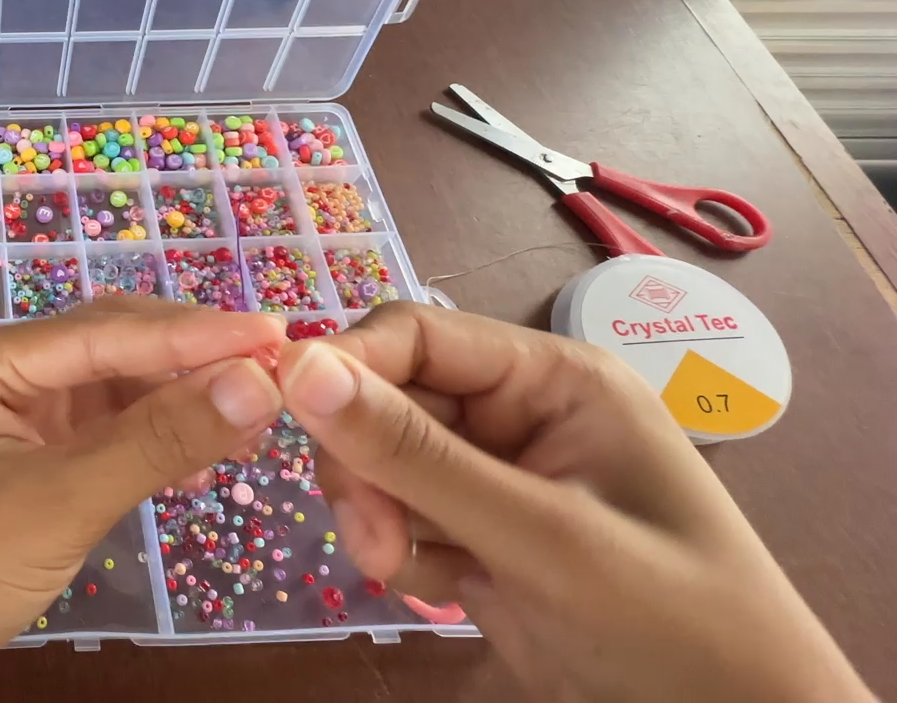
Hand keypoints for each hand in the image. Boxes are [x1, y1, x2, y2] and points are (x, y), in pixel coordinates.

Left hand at [0, 297, 285, 699]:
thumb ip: (154, 442)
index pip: (104, 330)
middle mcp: (4, 372)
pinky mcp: (36, 458)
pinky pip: (107, 429)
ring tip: (255, 404)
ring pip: (115, 386)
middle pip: (110, 345)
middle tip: (279, 363)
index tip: (276, 333)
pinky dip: (155, 433)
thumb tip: (255, 383)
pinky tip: (203, 443)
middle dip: (190, 354)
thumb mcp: (56, 502)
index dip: (193, 332)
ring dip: (179, 393)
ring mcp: (20, 415)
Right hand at [276, 301, 871, 702]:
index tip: (292, 413)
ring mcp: (486, 464)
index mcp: (548, 377)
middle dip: (364, 465)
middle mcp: (510, 407)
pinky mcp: (467, 516)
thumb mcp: (539, 538)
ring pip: (374, 451)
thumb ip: (412, 452)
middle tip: (370, 539)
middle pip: (382, 396)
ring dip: (373, 509)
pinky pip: (391, 501)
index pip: (413, 334)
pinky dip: (396, 542)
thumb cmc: (674, 633)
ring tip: (402, 570)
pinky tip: (441, 584)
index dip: (345, 362)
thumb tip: (293, 366)